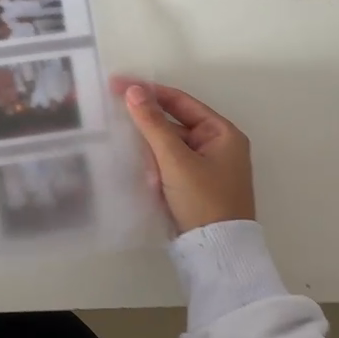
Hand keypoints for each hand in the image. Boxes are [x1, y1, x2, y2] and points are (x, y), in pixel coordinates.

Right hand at [112, 77, 254, 234]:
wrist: (216, 252)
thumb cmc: (203, 200)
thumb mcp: (175, 159)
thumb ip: (153, 123)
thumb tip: (134, 90)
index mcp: (223, 133)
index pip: (180, 101)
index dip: (148, 91)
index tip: (117, 84)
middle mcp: (218, 146)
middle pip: (173, 123)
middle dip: (148, 128)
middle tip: (116, 118)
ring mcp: (207, 167)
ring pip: (168, 146)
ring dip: (151, 152)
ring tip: (136, 160)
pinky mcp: (195, 184)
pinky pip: (169, 164)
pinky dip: (155, 166)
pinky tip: (143, 173)